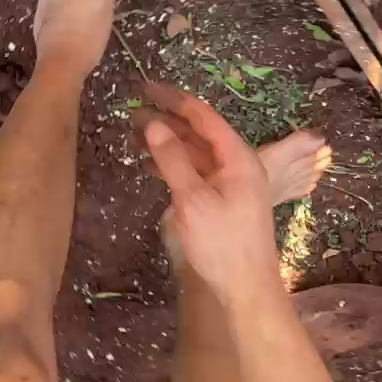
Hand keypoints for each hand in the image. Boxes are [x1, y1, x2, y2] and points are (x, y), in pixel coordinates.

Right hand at [139, 84, 284, 300]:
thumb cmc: (223, 244)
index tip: (148, 89)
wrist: (247, 292)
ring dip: (168, 143)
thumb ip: (173, 159)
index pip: (204, 117)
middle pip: (199, 133)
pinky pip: (196, 172)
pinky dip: (174, 165)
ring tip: (135, 136)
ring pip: (196, 153)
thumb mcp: (193, 199)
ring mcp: (231, 183)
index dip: (175, 100)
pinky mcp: (222, 200)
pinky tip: (150, 165)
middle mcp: (237, 165)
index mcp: (238, 158)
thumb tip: (153, 125)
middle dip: (167, 121)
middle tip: (134, 111)